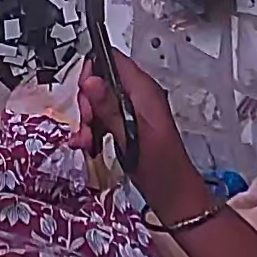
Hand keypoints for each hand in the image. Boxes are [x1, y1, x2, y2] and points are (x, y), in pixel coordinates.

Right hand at [66, 48, 210, 222]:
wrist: (174, 197)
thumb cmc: (162, 169)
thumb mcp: (130, 136)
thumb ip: (109, 107)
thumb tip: (90, 81)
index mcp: (143, 90)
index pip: (111, 59)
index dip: (91, 70)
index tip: (82, 94)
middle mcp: (137, 94)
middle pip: (99, 79)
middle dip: (85, 100)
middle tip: (85, 122)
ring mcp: (131, 108)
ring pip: (97, 98)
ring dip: (85, 117)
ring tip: (85, 137)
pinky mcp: (126, 121)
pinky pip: (101, 114)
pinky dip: (91, 126)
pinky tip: (89, 141)